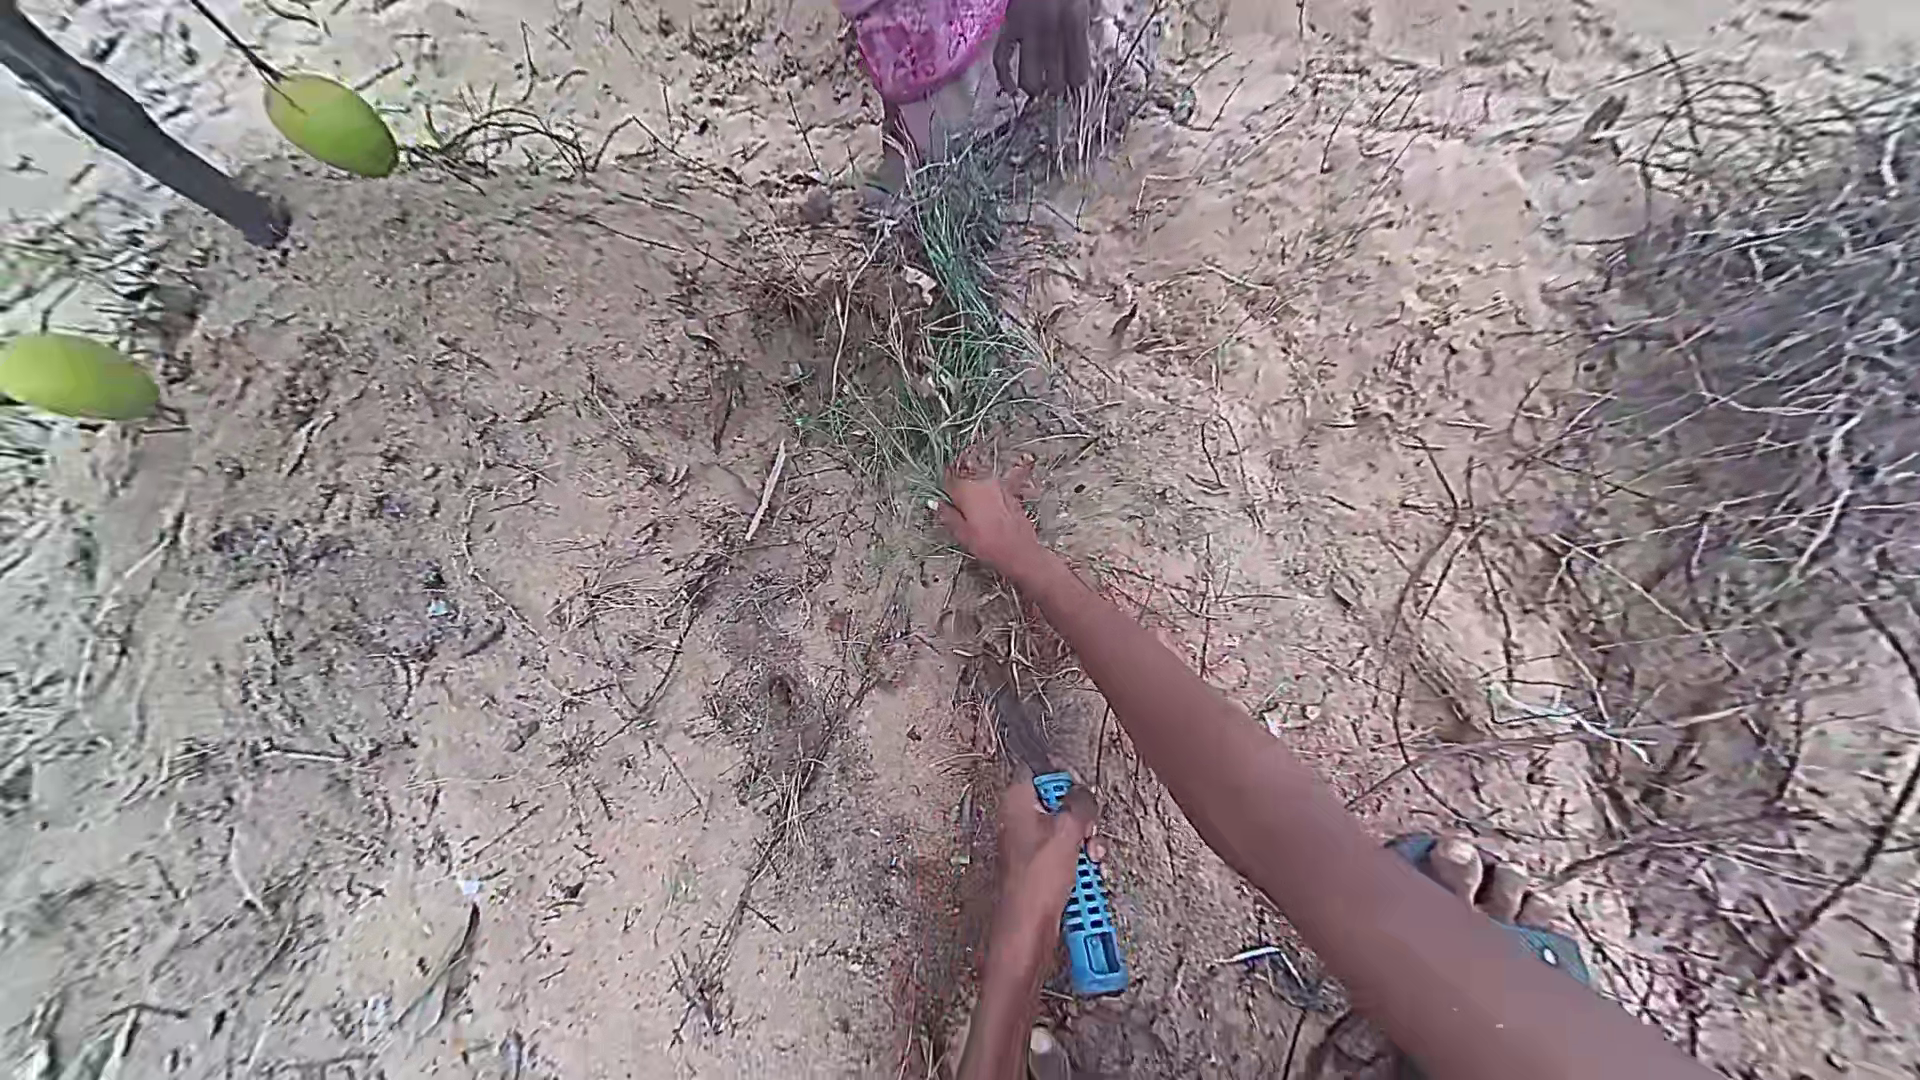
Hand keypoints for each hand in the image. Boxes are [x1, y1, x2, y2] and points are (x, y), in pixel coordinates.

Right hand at [940, 451, 1049, 579]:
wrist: (1020, 552)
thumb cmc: (991, 545)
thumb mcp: (960, 533)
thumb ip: (946, 514)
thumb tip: (937, 504)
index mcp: (968, 489)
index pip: (948, 480)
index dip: (944, 492)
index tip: (943, 502)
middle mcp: (985, 483)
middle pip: (965, 482)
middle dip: (960, 495)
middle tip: (958, 514)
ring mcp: (1000, 488)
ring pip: (980, 487)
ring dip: (975, 498)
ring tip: (975, 520)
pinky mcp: (1010, 496)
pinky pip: (993, 494)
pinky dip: (988, 502)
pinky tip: (989, 520)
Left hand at [992, 773, 1098, 936]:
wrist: (1028, 926)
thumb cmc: (1035, 880)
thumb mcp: (1068, 830)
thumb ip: (1080, 804)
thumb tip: (1084, 794)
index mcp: (1016, 800)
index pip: (1038, 770)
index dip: (1062, 776)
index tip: (1078, 787)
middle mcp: (1017, 817)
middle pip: (1056, 801)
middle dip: (1079, 816)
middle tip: (1086, 829)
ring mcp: (1027, 842)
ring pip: (1063, 828)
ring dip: (1083, 840)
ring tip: (1089, 855)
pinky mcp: (1038, 864)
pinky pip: (1063, 851)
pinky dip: (1077, 858)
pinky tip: (1086, 871)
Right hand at [993, 0, 1092, 99]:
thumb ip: (1082, 23)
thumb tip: (1078, 52)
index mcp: (1075, 22)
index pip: (1078, 75)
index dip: (1076, 80)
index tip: (1075, 79)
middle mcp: (1051, 30)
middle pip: (1055, 83)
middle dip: (1056, 86)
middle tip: (1056, 81)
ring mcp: (1027, 30)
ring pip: (1030, 80)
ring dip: (1035, 86)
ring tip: (1038, 85)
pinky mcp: (1008, 26)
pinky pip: (1003, 61)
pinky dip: (1005, 79)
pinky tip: (1011, 88)